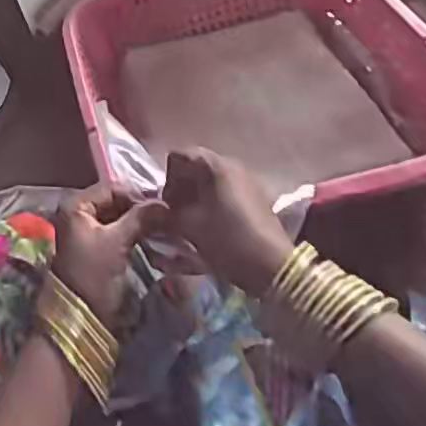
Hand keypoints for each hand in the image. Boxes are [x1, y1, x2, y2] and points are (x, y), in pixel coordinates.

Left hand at [52, 186, 164, 323]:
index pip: (111, 189)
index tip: (164, 205)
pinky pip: (117, 232)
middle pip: (115, 202)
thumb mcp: (116, 242)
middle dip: (140, 209)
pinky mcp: (96, 247)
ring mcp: (86, 230)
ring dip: (139, 222)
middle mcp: (78, 212)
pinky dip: (134, 233)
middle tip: (168, 216)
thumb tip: (165, 203)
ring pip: (118, 217)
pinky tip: (154, 237)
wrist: (81, 318)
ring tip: (165, 226)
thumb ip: (139, 219)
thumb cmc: (94, 274)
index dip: (137, 195)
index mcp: (75, 204)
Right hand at [162, 149, 294, 294]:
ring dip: (198, 193)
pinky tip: (215, 222)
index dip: (168, 179)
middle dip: (182, 186)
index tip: (168, 205)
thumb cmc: (227, 239)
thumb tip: (151, 211)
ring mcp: (247, 178)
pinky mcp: (258, 194)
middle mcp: (230, 163)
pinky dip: (215, 199)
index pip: (178, 157)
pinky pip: (228, 188)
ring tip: (195, 218)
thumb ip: (165, 214)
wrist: (275, 267)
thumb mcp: (190, 226)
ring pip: (212, 177)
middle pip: (196, 165)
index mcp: (212, 164)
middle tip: (178, 212)